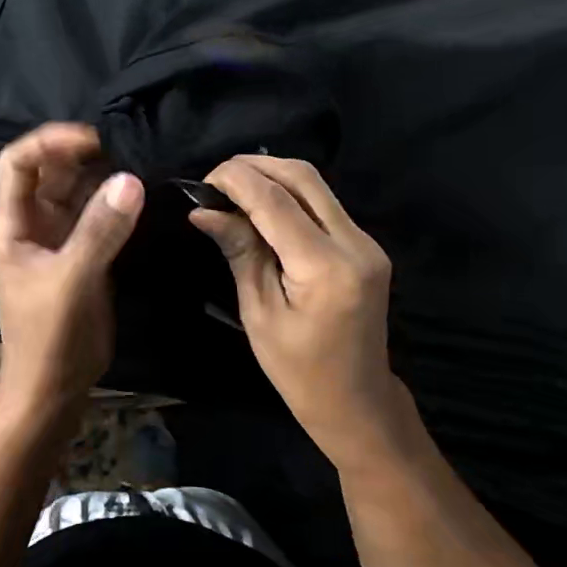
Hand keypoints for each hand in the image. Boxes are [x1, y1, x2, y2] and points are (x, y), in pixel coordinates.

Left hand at [0, 123, 143, 404]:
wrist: (53, 388)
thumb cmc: (49, 336)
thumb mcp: (73, 280)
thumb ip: (99, 230)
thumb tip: (129, 179)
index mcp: (11, 225)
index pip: (17, 163)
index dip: (49, 142)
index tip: (93, 139)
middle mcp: (31, 225)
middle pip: (48, 173)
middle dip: (80, 156)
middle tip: (124, 148)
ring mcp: (56, 240)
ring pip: (74, 193)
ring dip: (100, 178)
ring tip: (137, 164)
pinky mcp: (80, 256)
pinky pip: (94, 217)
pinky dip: (113, 203)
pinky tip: (139, 194)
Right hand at [189, 156, 411, 468]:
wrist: (356, 400)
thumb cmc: (297, 368)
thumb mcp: (258, 311)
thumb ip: (239, 251)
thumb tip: (203, 210)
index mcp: (326, 267)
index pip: (275, 201)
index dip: (235, 180)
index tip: (201, 182)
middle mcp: (355, 243)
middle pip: (303, 177)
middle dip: (254, 166)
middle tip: (213, 180)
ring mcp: (366, 242)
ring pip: (315, 184)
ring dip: (270, 176)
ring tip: (230, 188)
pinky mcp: (364, 245)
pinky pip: (322, 202)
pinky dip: (286, 194)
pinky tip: (257, 205)